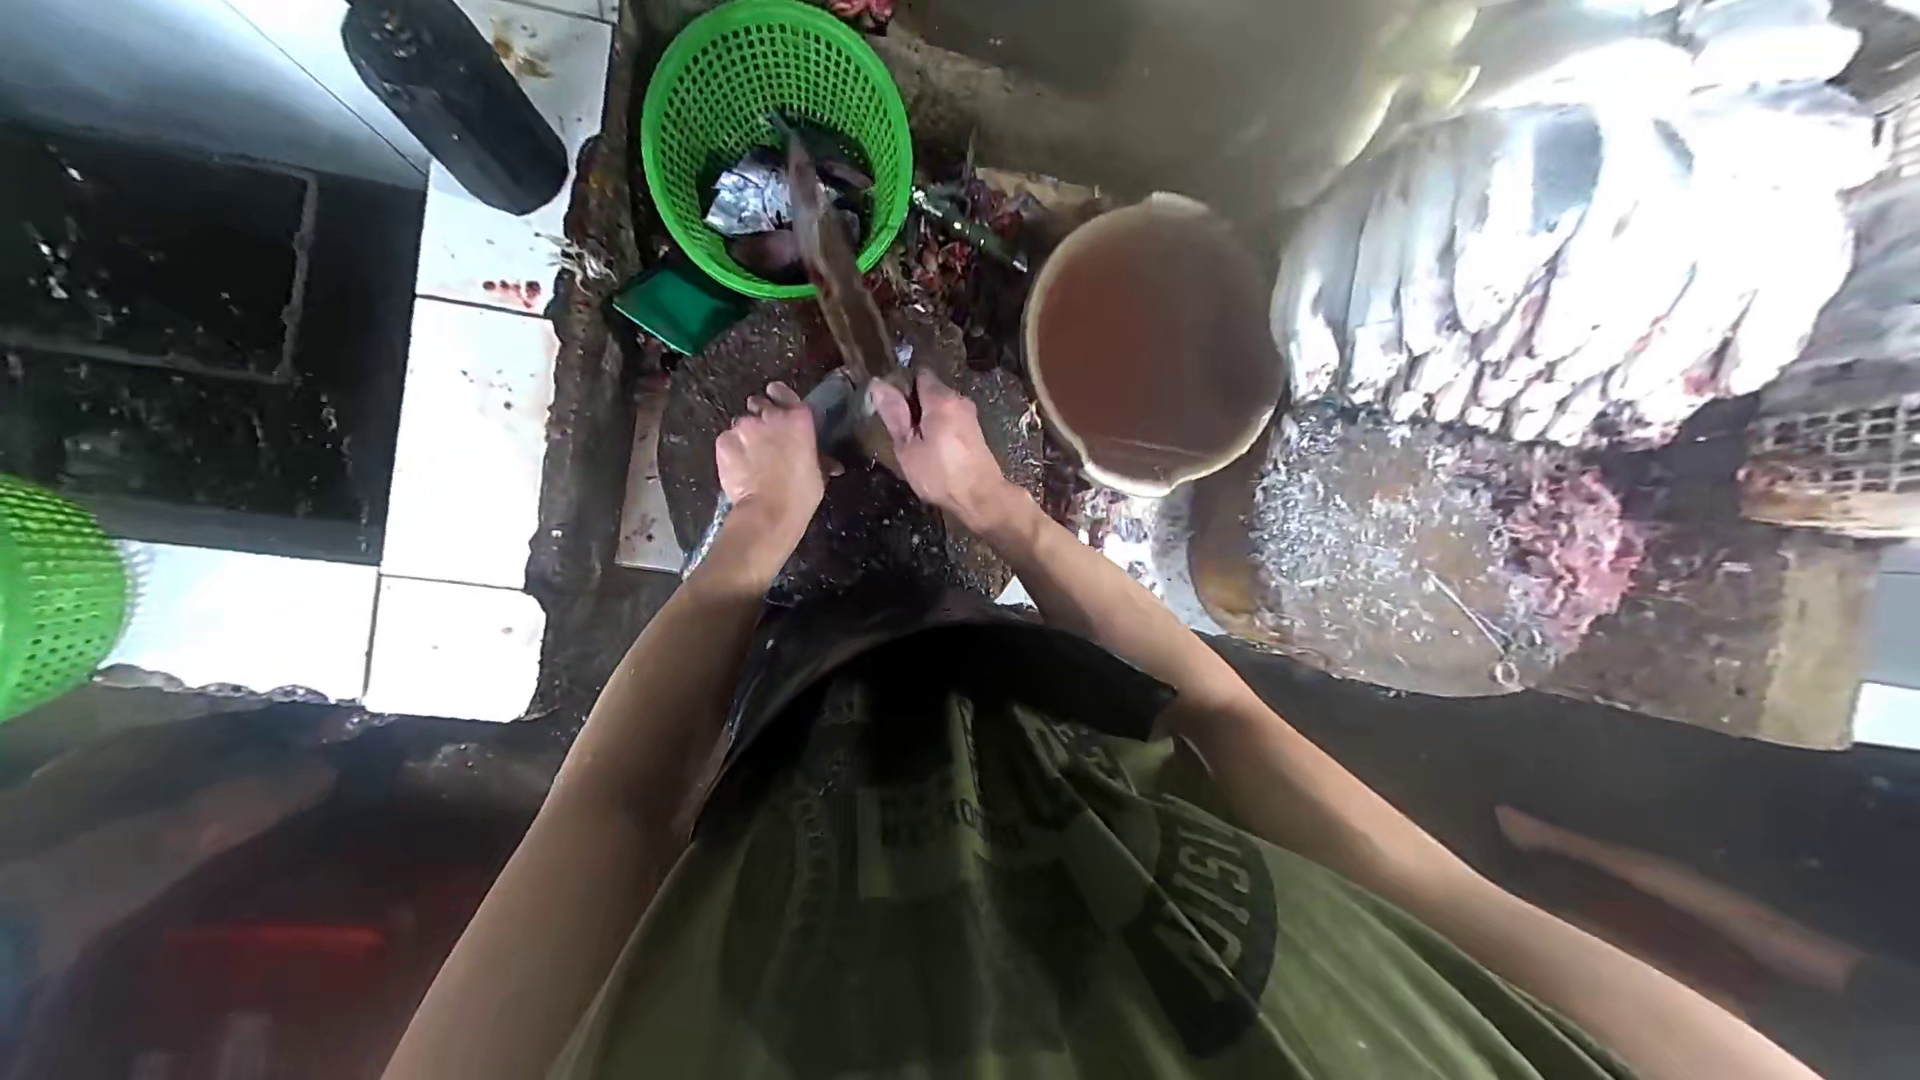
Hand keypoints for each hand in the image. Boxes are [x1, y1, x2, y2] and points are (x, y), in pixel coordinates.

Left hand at [716, 381, 827, 545]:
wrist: (769, 511)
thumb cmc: (801, 493)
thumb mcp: (818, 474)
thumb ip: (820, 460)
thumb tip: (833, 465)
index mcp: (797, 418)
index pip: (782, 391)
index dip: (778, 397)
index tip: (778, 406)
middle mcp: (768, 415)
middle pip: (758, 403)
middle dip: (760, 416)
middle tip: (765, 437)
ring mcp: (742, 427)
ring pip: (741, 423)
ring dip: (746, 434)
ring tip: (750, 456)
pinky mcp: (723, 442)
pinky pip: (727, 440)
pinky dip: (732, 449)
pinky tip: (738, 466)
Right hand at [870, 371, 1020, 531]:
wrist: (980, 498)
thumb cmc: (940, 475)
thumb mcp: (908, 448)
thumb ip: (894, 415)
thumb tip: (879, 384)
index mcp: (941, 399)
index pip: (918, 374)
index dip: (901, 386)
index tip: (891, 407)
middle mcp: (959, 399)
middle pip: (929, 391)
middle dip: (913, 406)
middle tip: (901, 433)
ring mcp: (970, 415)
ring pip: (940, 407)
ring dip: (926, 420)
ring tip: (916, 445)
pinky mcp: (974, 431)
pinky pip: (950, 420)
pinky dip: (939, 429)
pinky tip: (933, 451)